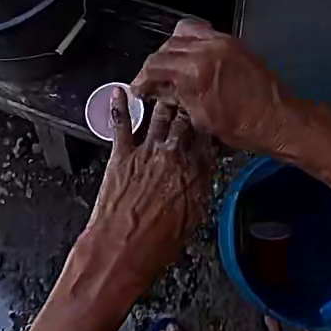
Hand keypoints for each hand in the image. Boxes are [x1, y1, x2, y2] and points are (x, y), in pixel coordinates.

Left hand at [69, 89, 214, 300]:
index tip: (211, 109)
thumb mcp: (194, 217)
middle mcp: (172, 156)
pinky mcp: (121, 154)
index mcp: (194, 172)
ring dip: (162, 97)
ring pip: (158, 115)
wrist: (123, 249)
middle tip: (190, 85)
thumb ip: (200, 187)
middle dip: (188, 101)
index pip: (207, 137)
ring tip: (166, 81)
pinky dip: (120, 105)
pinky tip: (119, 91)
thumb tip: (205, 173)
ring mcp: (146, 152)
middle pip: (185, 120)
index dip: (209, 121)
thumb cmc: (158, 242)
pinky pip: (121, 123)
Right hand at [131, 18, 298, 155]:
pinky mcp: (233, 43)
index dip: (143, 78)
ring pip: (183, 32)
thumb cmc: (246, 125)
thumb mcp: (200, 118)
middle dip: (155, 64)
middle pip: (166, 47)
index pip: (155, 65)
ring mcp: (221, 43)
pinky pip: (203, 31)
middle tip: (153, 79)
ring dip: (171, 49)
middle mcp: (207, 50)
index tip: (141, 87)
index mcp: (195, 72)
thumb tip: (159, 90)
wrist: (279, 120)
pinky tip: (191, 57)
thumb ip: (175, 97)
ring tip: (171, 66)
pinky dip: (191, 41)